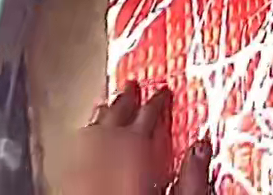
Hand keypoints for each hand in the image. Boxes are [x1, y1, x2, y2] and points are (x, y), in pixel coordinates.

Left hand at [59, 80, 211, 194]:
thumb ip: (192, 180)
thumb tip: (202, 146)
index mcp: (133, 164)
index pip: (145, 121)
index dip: (156, 104)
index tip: (164, 92)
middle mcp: (101, 169)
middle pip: (111, 125)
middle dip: (123, 105)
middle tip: (134, 88)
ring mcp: (77, 185)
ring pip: (85, 143)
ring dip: (99, 122)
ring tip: (107, 107)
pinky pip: (71, 164)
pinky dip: (82, 148)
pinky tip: (86, 148)